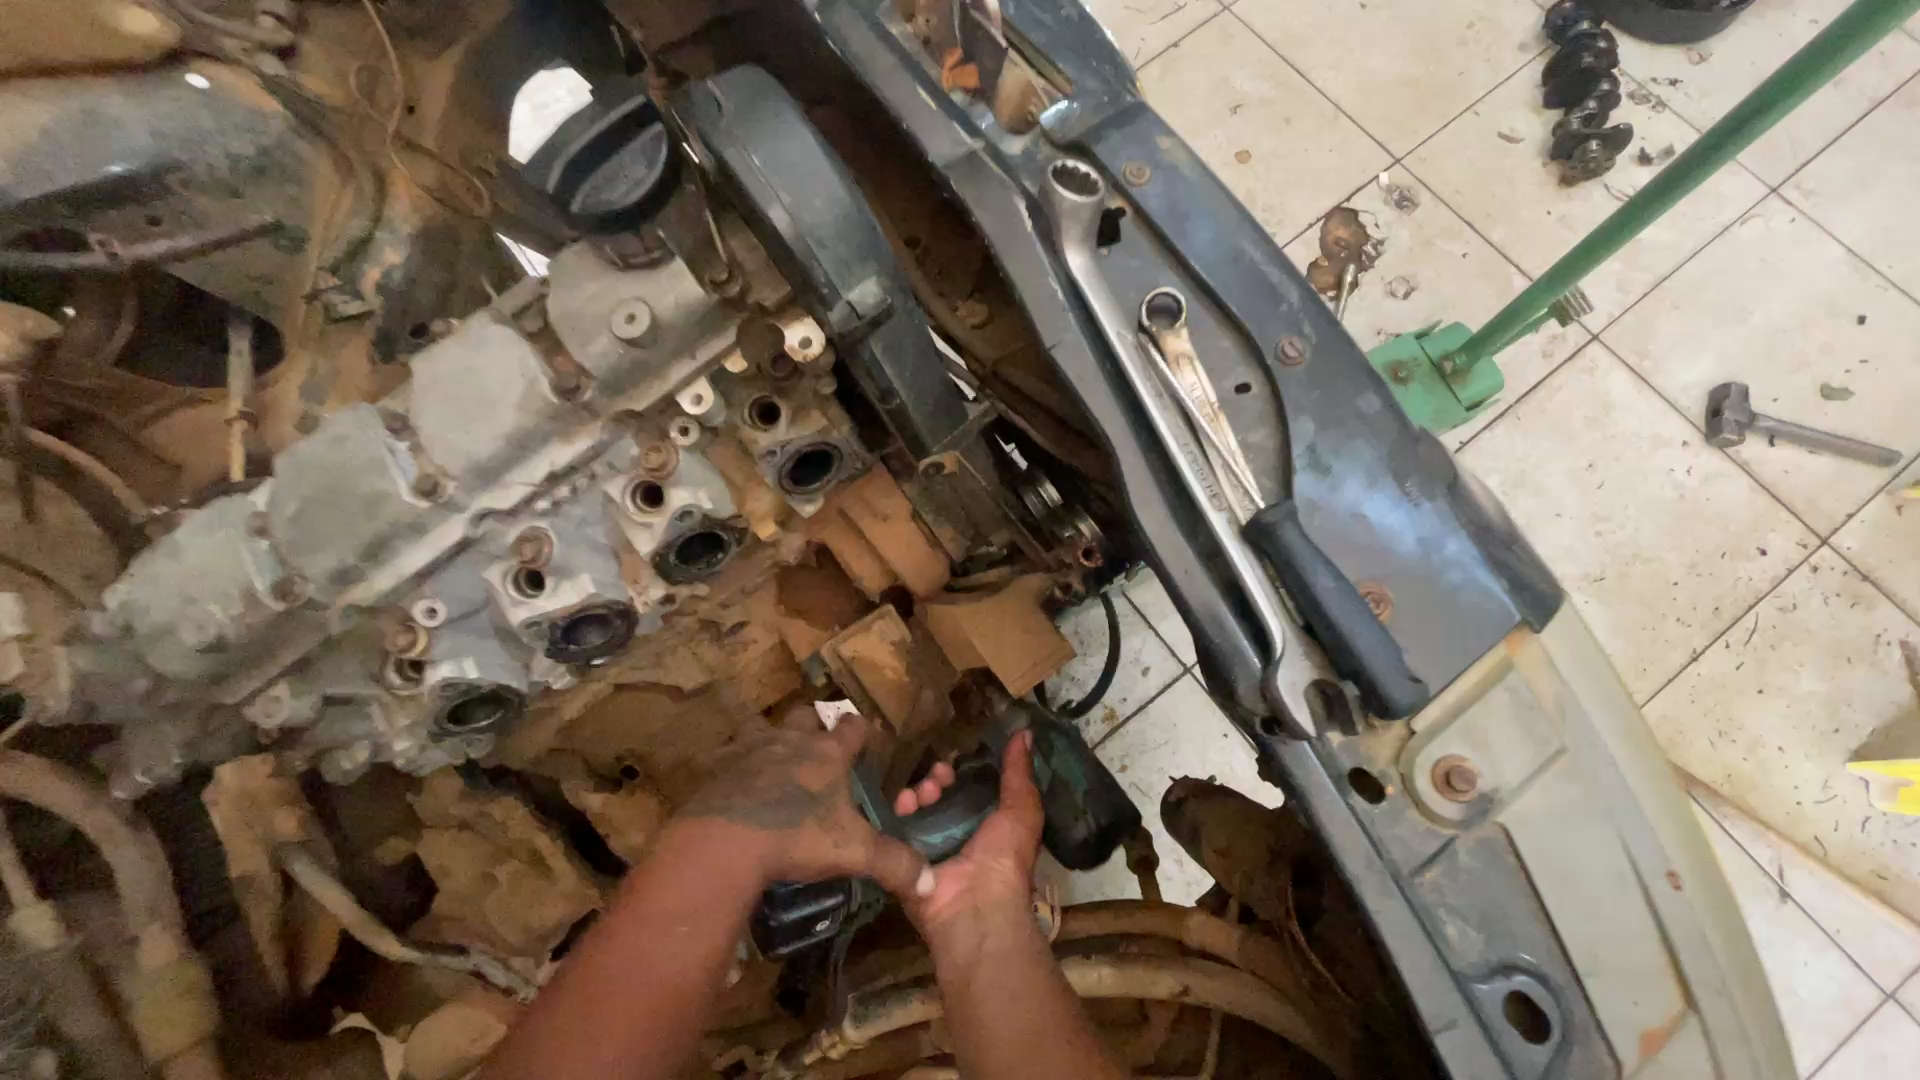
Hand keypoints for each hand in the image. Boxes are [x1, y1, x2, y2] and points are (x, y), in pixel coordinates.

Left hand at [678, 706, 933, 899]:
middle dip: (811, 726)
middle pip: (805, 715)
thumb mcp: (854, 852)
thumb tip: (930, 882)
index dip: (860, 732)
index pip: (852, 726)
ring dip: (769, 739)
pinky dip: (731, 767)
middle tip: (815, 751)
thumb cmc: (797, 836)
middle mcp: (791, 741)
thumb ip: (893, 863)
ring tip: (772, 764)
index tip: (863, 743)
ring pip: (762, 728)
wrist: (725, 841)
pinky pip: (725, 758)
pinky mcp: (718, 768)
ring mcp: (751, 750)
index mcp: (828, 754)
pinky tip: (732, 787)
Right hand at [895, 730, 1042, 942]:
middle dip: (935, 778)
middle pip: (935, 793)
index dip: (960, 769)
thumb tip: (1025, 731)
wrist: (976, 906)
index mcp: (982, 824)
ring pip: (912, 806)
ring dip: (917, 791)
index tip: (958, 758)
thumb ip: (1019, 772)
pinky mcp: (899, 857)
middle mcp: (952, 833)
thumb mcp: (1022, 809)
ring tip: (924, 794)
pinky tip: (903, 804)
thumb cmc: (1005, 857)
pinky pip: (889, 827)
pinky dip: (895, 810)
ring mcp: (923, 847)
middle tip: (940, 777)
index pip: (963, 786)